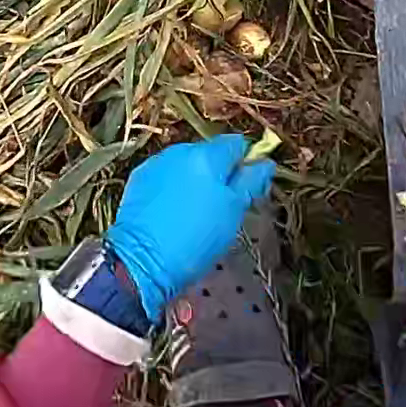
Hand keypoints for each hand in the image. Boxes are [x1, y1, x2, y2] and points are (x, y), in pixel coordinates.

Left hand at [105, 135, 275, 322]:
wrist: (139, 262)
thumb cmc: (194, 238)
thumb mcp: (233, 213)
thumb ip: (251, 182)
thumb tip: (265, 163)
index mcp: (208, 156)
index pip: (237, 144)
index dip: (246, 164)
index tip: (245, 189)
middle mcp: (182, 150)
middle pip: (212, 154)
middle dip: (220, 174)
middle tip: (220, 207)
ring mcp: (158, 162)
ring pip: (189, 164)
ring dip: (196, 180)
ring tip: (193, 212)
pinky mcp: (139, 178)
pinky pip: (166, 175)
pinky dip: (173, 187)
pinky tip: (171, 212)